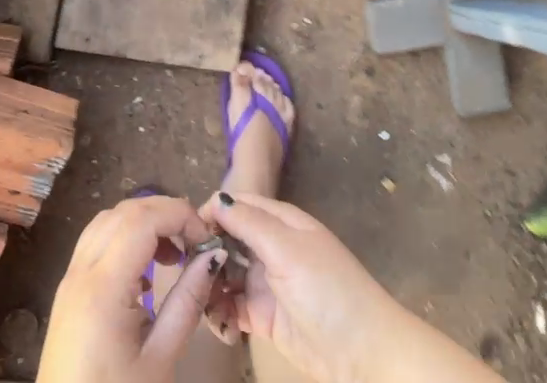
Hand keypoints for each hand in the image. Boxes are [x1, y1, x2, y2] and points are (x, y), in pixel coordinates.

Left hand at [39, 194, 219, 382]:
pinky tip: (146, 274)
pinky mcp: (67, 292)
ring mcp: (69, 280)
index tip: (207, 240)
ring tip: (174, 254)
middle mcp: (80, 273)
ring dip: (144, 223)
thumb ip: (187, 302)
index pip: (142, 219)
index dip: (179, 215)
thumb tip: (213, 255)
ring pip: (106, 221)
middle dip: (165, 213)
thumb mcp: (160, 358)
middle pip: (124, 212)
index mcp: (103, 288)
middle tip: (196, 241)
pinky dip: (125, 238)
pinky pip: (96, 242)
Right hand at [204, 192, 504, 382]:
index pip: (239, 205)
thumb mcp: (287, 248)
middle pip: (228, 240)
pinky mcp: (263, 316)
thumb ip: (250, 223)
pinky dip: (220, 313)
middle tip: (186, 271)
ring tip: (201, 301)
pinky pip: (231, 307)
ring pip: (225, 275)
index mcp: (282, 222)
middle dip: (206, 252)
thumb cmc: (327, 288)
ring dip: (210, 285)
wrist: (361, 349)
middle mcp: (272, 247)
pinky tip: (219, 323)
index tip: (186, 231)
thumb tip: (215, 197)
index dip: (212, 212)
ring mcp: (267, 282)